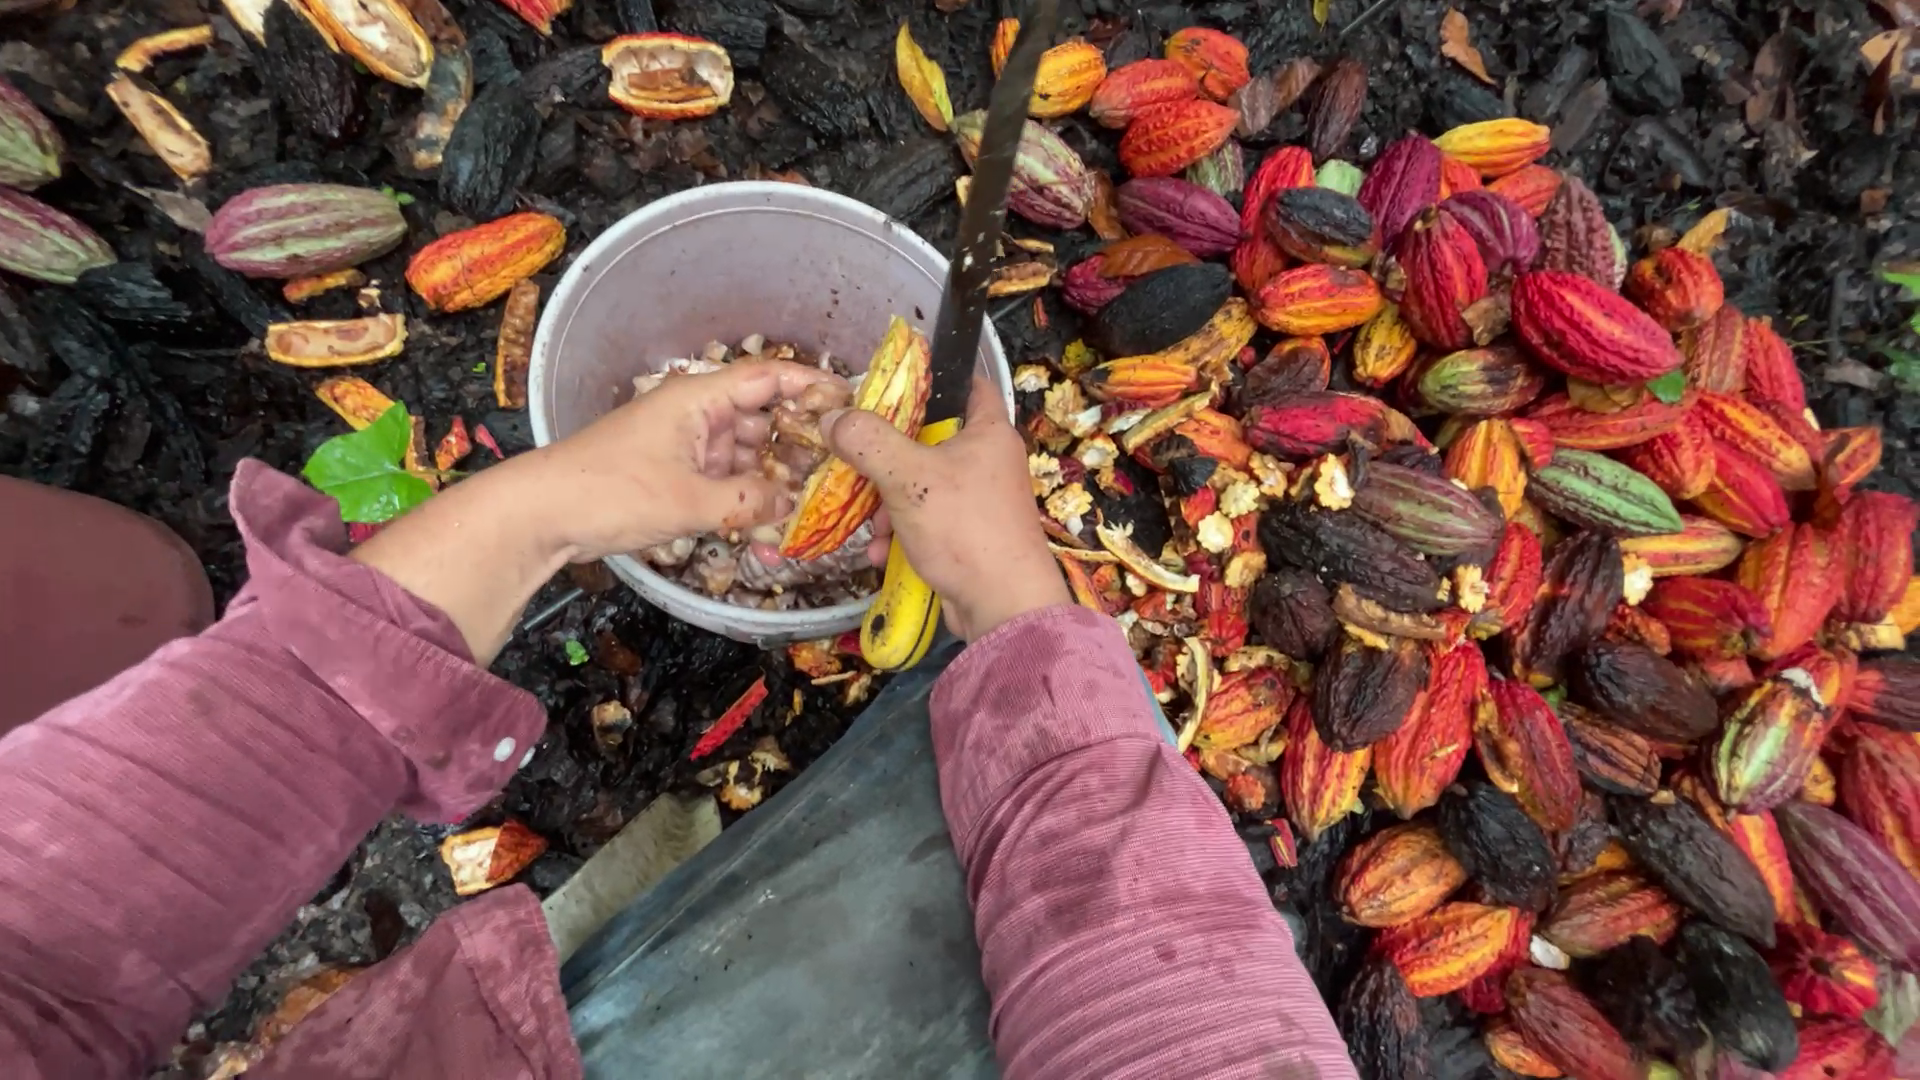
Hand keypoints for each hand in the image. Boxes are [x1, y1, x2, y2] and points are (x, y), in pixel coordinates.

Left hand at [526, 360, 844, 562]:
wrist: (541, 515)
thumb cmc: (611, 491)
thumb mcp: (690, 500)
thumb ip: (749, 501)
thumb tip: (793, 506)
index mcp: (697, 399)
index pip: (767, 377)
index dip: (810, 383)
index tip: (848, 398)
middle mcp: (694, 414)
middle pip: (760, 417)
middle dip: (795, 441)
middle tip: (834, 465)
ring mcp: (684, 442)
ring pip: (744, 450)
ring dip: (771, 472)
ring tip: (808, 496)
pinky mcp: (673, 470)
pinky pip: (723, 473)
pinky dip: (745, 490)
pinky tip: (769, 512)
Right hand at [822, 377, 1070, 641]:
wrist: (1002, 605)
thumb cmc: (963, 528)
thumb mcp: (908, 477)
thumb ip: (868, 442)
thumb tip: (833, 419)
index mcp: (988, 432)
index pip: (966, 384)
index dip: (932, 379)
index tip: (891, 386)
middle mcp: (988, 462)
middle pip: (929, 441)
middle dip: (888, 460)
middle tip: (861, 469)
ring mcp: (979, 502)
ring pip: (922, 487)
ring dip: (887, 507)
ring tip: (871, 528)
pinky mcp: (968, 536)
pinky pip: (927, 523)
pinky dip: (902, 535)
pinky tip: (881, 553)